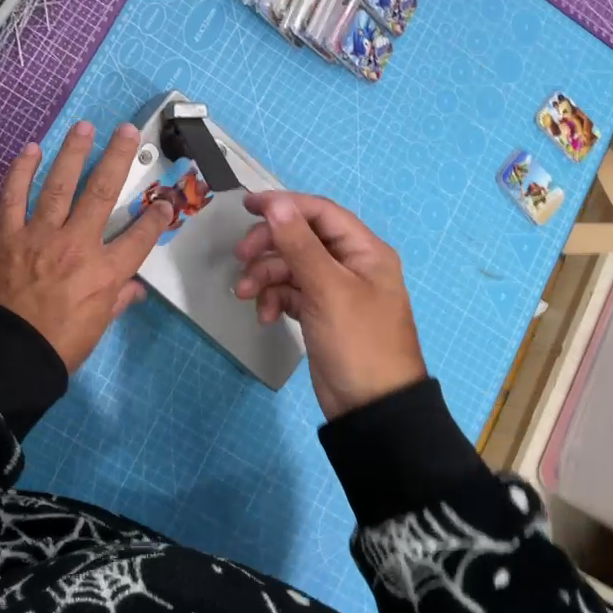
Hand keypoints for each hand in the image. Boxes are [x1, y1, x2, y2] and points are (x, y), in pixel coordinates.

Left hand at [0, 121, 175, 371]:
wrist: (8, 357)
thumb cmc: (59, 346)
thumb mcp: (98, 327)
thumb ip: (117, 300)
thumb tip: (133, 287)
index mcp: (104, 272)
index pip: (139, 237)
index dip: (156, 217)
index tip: (166, 201)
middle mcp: (76, 245)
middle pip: (101, 193)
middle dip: (118, 159)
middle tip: (128, 132)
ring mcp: (40, 236)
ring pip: (59, 185)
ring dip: (73, 152)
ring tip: (84, 127)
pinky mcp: (9, 236)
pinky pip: (13, 197)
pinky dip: (20, 172)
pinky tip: (29, 150)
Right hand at [233, 192, 426, 419]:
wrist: (372, 409)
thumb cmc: (358, 341)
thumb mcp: (327, 289)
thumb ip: (299, 244)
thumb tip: (276, 204)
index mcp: (364, 250)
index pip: (319, 212)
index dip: (283, 204)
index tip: (246, 206)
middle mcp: (350, 264)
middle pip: (300, 237)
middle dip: (269, 245)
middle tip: (241, 256)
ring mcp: (334, 290)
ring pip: (290, 265)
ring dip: (265, 276)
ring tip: (246, 295)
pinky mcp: (320, 313)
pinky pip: (289, 292)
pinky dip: (273, 298)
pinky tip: (264, 316)